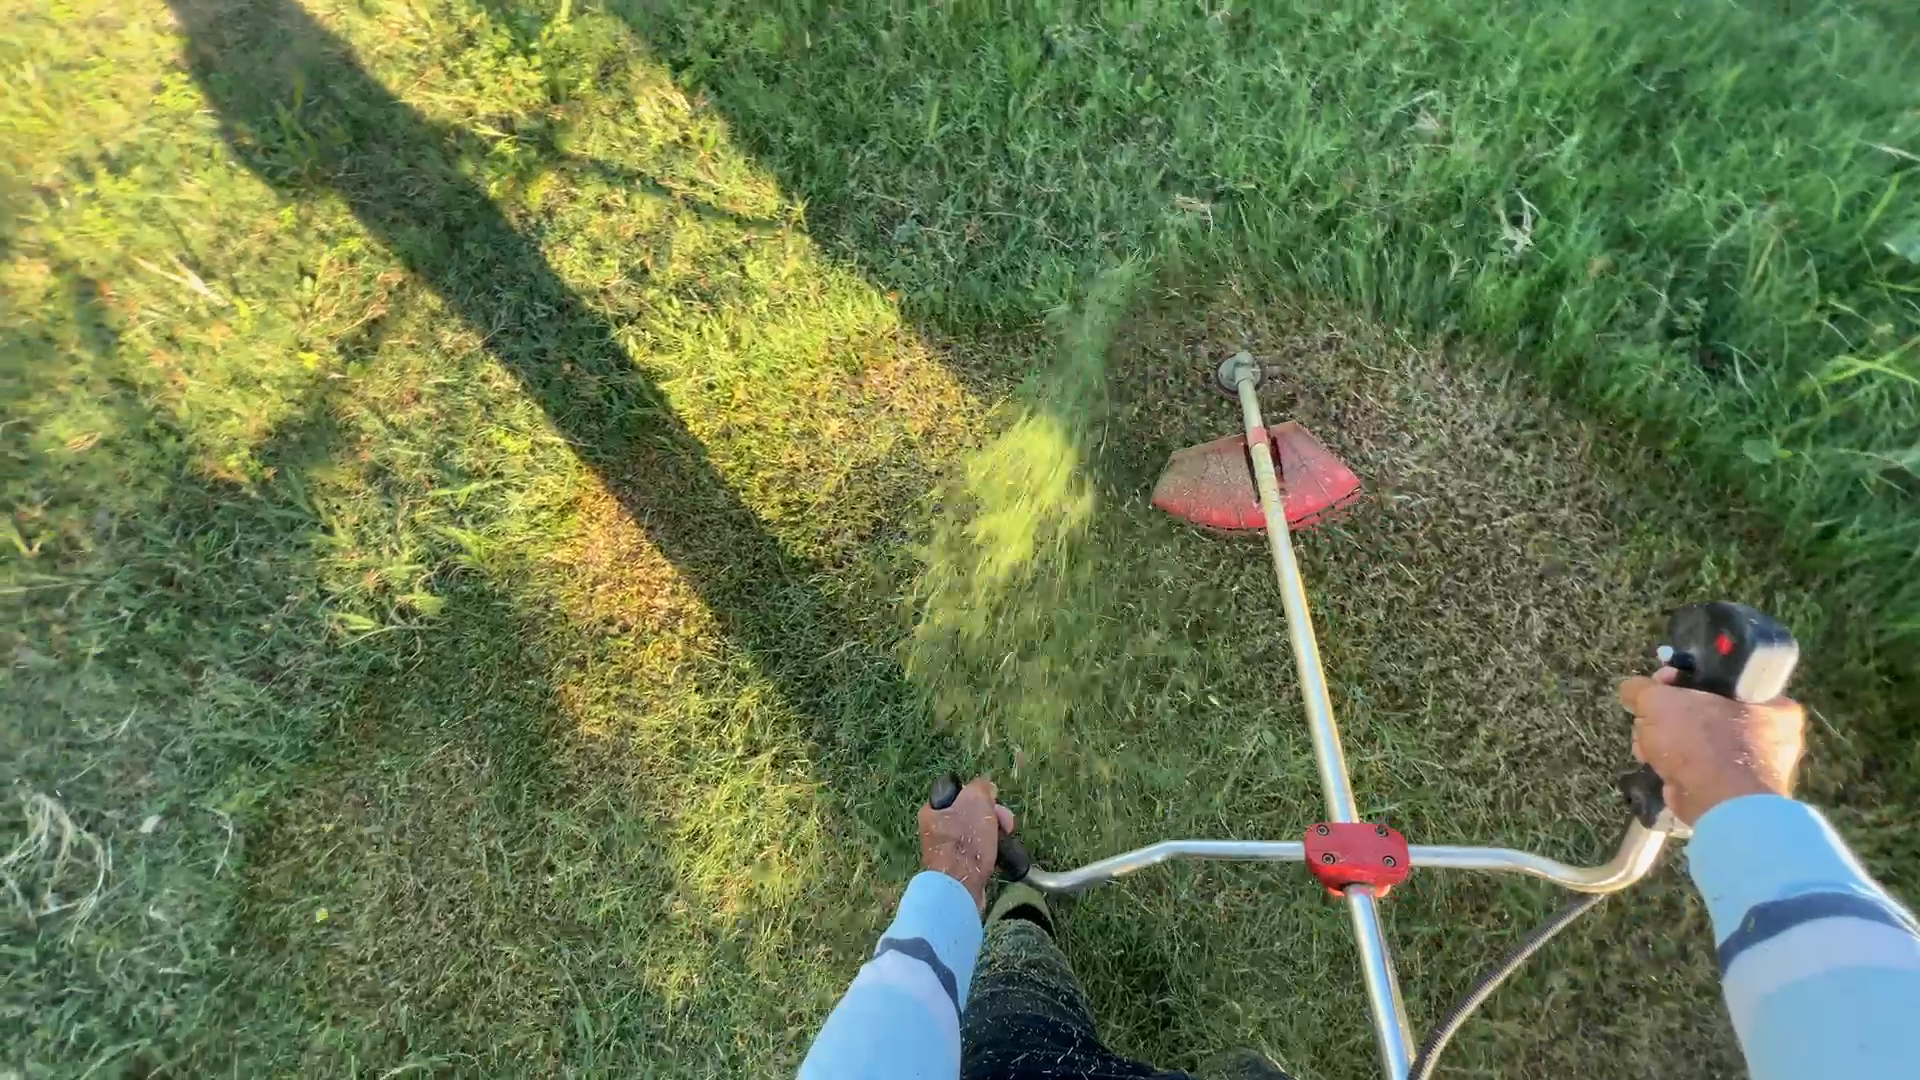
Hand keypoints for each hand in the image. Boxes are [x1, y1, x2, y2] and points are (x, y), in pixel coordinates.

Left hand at [919, 776, 1015, 913]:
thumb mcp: (976, 800)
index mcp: (933, 808)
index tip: (994, 803)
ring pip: (975, 832)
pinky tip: (998, 855)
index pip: (961, 793)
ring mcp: (945, 849)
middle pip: (970, 812)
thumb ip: (981, 787)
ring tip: (1005, 839)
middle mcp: (935, 828)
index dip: (982, 796)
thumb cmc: (966, 840)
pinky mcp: (956, 867)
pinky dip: (988, 851)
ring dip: (993, 833)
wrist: (960, 887)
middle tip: (1006, 824)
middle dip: (992, 815)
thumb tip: (986, 787)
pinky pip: (975, 851)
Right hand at [1618, 667, 1806, 824]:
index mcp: (1770, 703)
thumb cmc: (1700, 742)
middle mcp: (1770, 731)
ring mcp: (1753, 760)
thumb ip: (1641, 687)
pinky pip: (1693, 760)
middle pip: (1696, 709)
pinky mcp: (1733, 782)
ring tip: (1650, 748)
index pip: (1717, 679)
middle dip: (1662, 716)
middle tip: (1650, 720)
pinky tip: (1658, 763)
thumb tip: (1633, 690)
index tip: (1660, 685)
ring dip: (1659, 739)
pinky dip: (1671, 761)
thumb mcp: (1659, 699)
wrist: (1719, 802)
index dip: (1681, 680)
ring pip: (1689, 735)